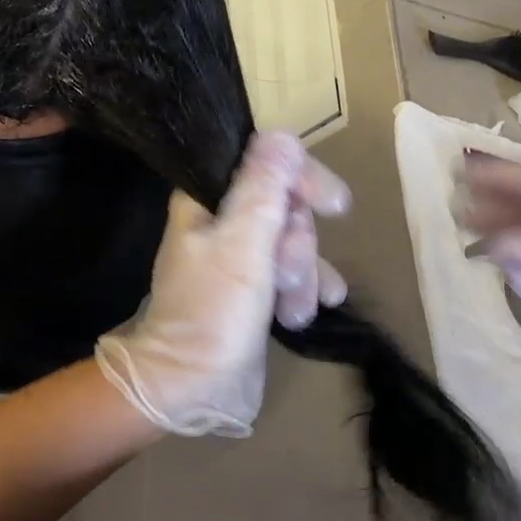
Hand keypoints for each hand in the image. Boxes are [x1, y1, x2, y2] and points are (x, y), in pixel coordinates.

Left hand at [95, 132, 349, 437]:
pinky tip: (302, 315)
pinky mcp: (251, 287)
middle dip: (297, 241)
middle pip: (284, 204)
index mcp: (206, 197)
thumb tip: (282, 135)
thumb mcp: (242, 244)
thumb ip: (264, 189)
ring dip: (302, 273)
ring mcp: (237, 254)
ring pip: (292, 241)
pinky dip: (302, 292)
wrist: (188, 385)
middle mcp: (221, 218)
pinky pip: (290, 273)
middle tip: (286, 273)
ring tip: (292, 306)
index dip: (301, 179)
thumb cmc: (212, 310)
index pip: (262, 160)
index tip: (332, 205)